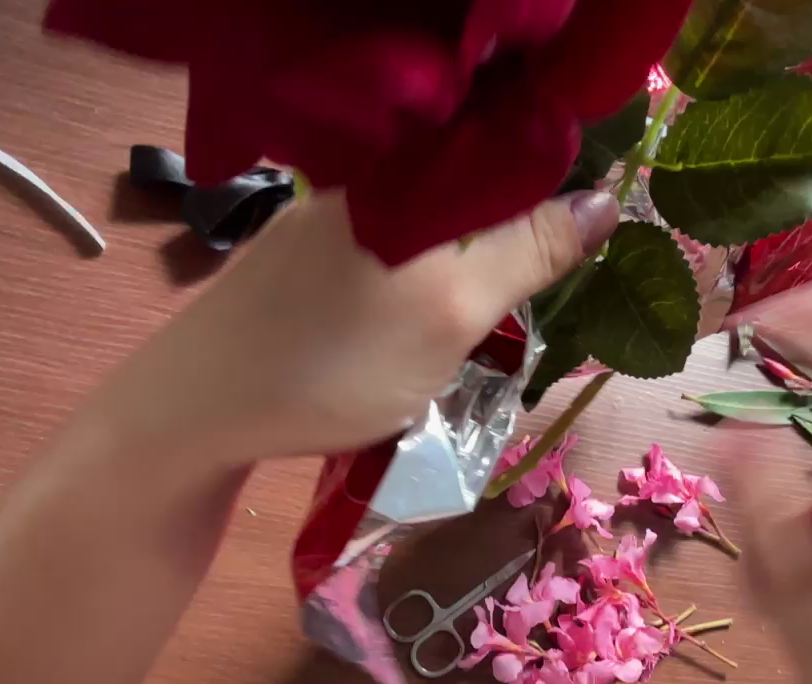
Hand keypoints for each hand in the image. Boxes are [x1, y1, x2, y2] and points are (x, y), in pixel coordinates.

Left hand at [95, 188, 619, 464]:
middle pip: (479, 188)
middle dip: (521, 238)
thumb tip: (607, 200)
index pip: (517, 152)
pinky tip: (423, 318)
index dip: (562, 193)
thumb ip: (527, 252)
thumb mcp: (449, 311)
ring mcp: (340, 210)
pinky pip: (399, 246)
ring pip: (439, 224)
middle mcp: (377, 174)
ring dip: (474, 266)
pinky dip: (427, 278)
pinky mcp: (316, 247)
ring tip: (485, 320)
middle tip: (537, 300)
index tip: (583, 250)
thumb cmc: (335, 363)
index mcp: (416, 170)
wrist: (204, 404)